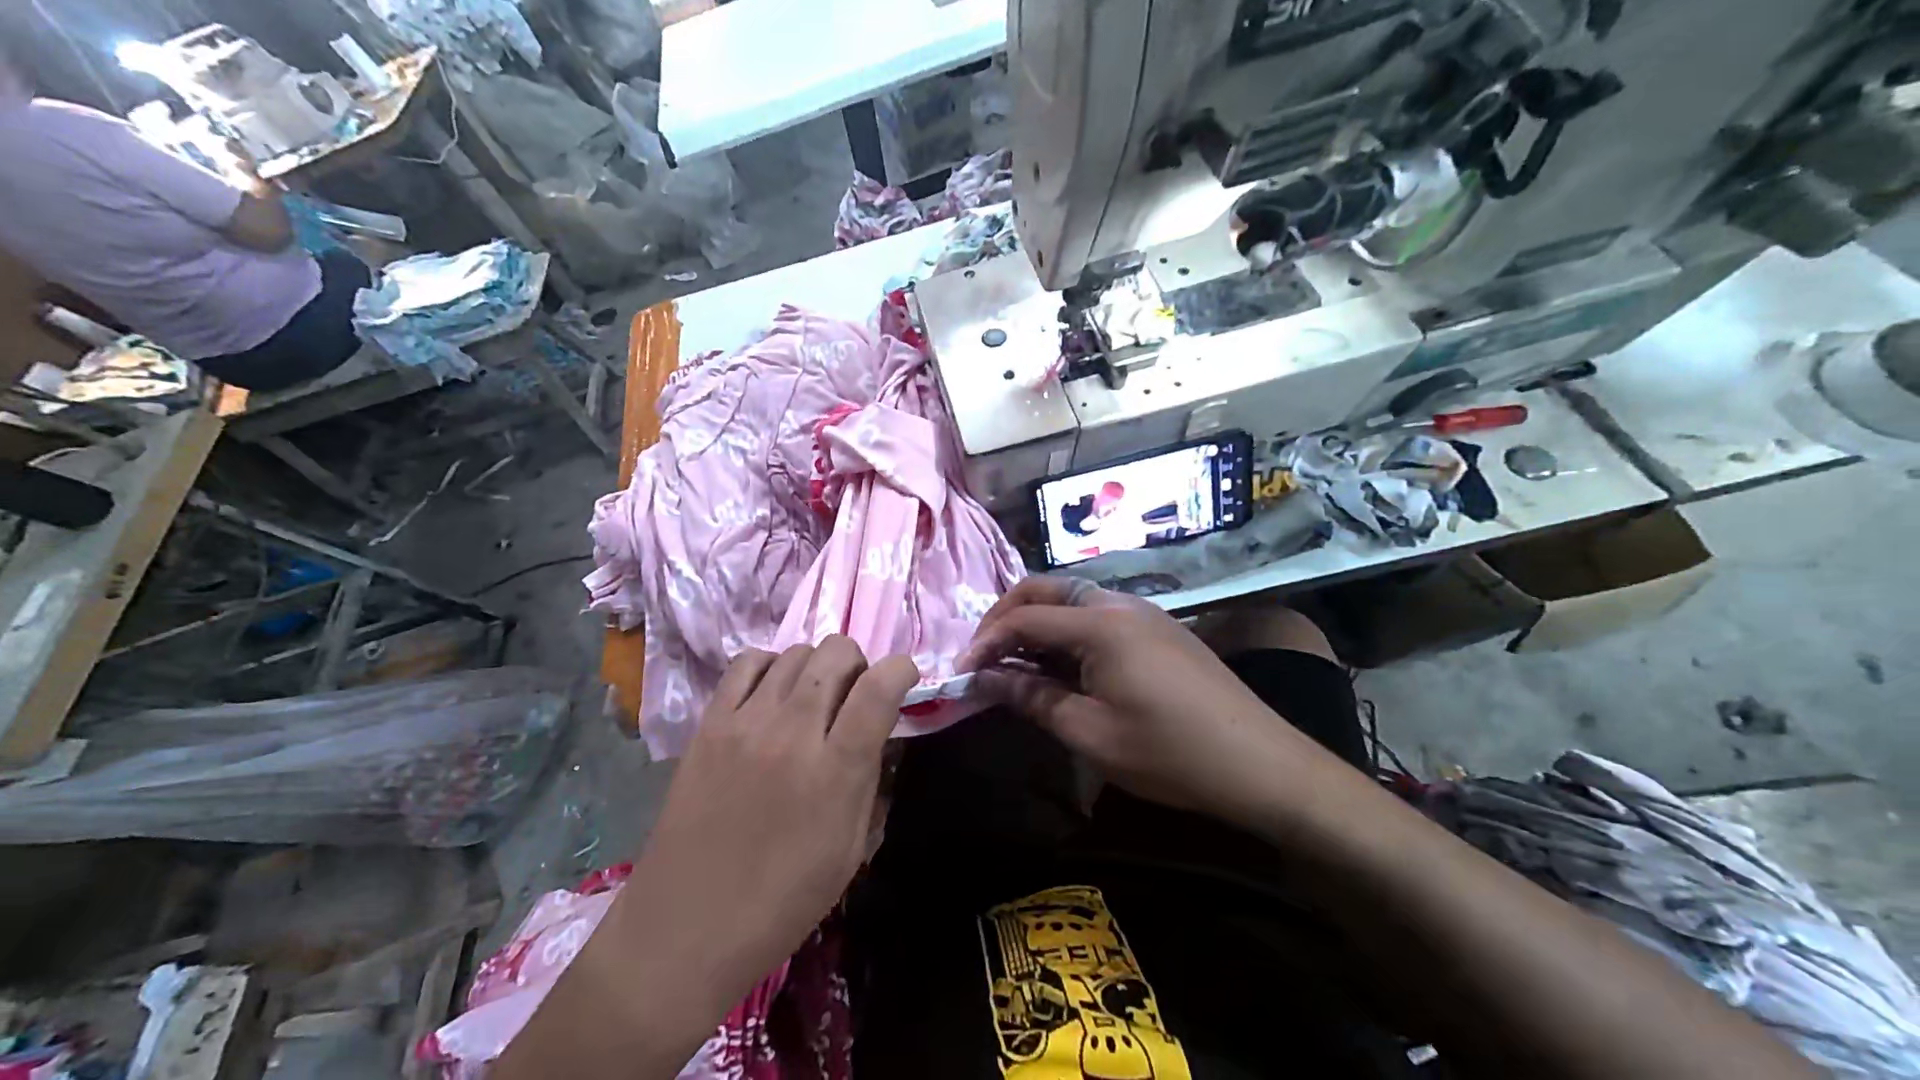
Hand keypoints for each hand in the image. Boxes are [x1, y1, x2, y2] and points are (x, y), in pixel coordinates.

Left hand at [607, 638, 917, 1039]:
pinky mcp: (708, 724)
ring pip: (796, 653)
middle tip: (854, 694)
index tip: (903, 679)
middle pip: (836, 653)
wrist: (686, 928)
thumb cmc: (781, 903)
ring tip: (813, 698)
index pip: (879, 687)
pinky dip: (771, 666)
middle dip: (859, 663)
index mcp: (836, 771)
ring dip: (818, 666)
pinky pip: (747, 663)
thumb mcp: (850, 851)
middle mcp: (793, 732)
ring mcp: (745, 723)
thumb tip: (876, 733)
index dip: (901, 669)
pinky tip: (773, 694)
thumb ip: (868, 781)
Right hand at [960, 578, 1351, 824]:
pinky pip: (1097, 616)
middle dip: (1006, 617)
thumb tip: (985, 678)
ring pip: (1071, 600)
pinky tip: (1061, 666)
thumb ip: (1032, 697)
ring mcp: (1143, 612)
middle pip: (1045, 591)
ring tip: (1015, 663)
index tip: (960, 673)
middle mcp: (1119, 604)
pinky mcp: (1158, 629)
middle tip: (983, 656)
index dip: (985, 642)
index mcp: (1100, 624)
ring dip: (1037, 624)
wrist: (1260, 764)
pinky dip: (1066, 632)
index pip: (1023, 618)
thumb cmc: (1169, 753)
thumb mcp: (1090, 733)